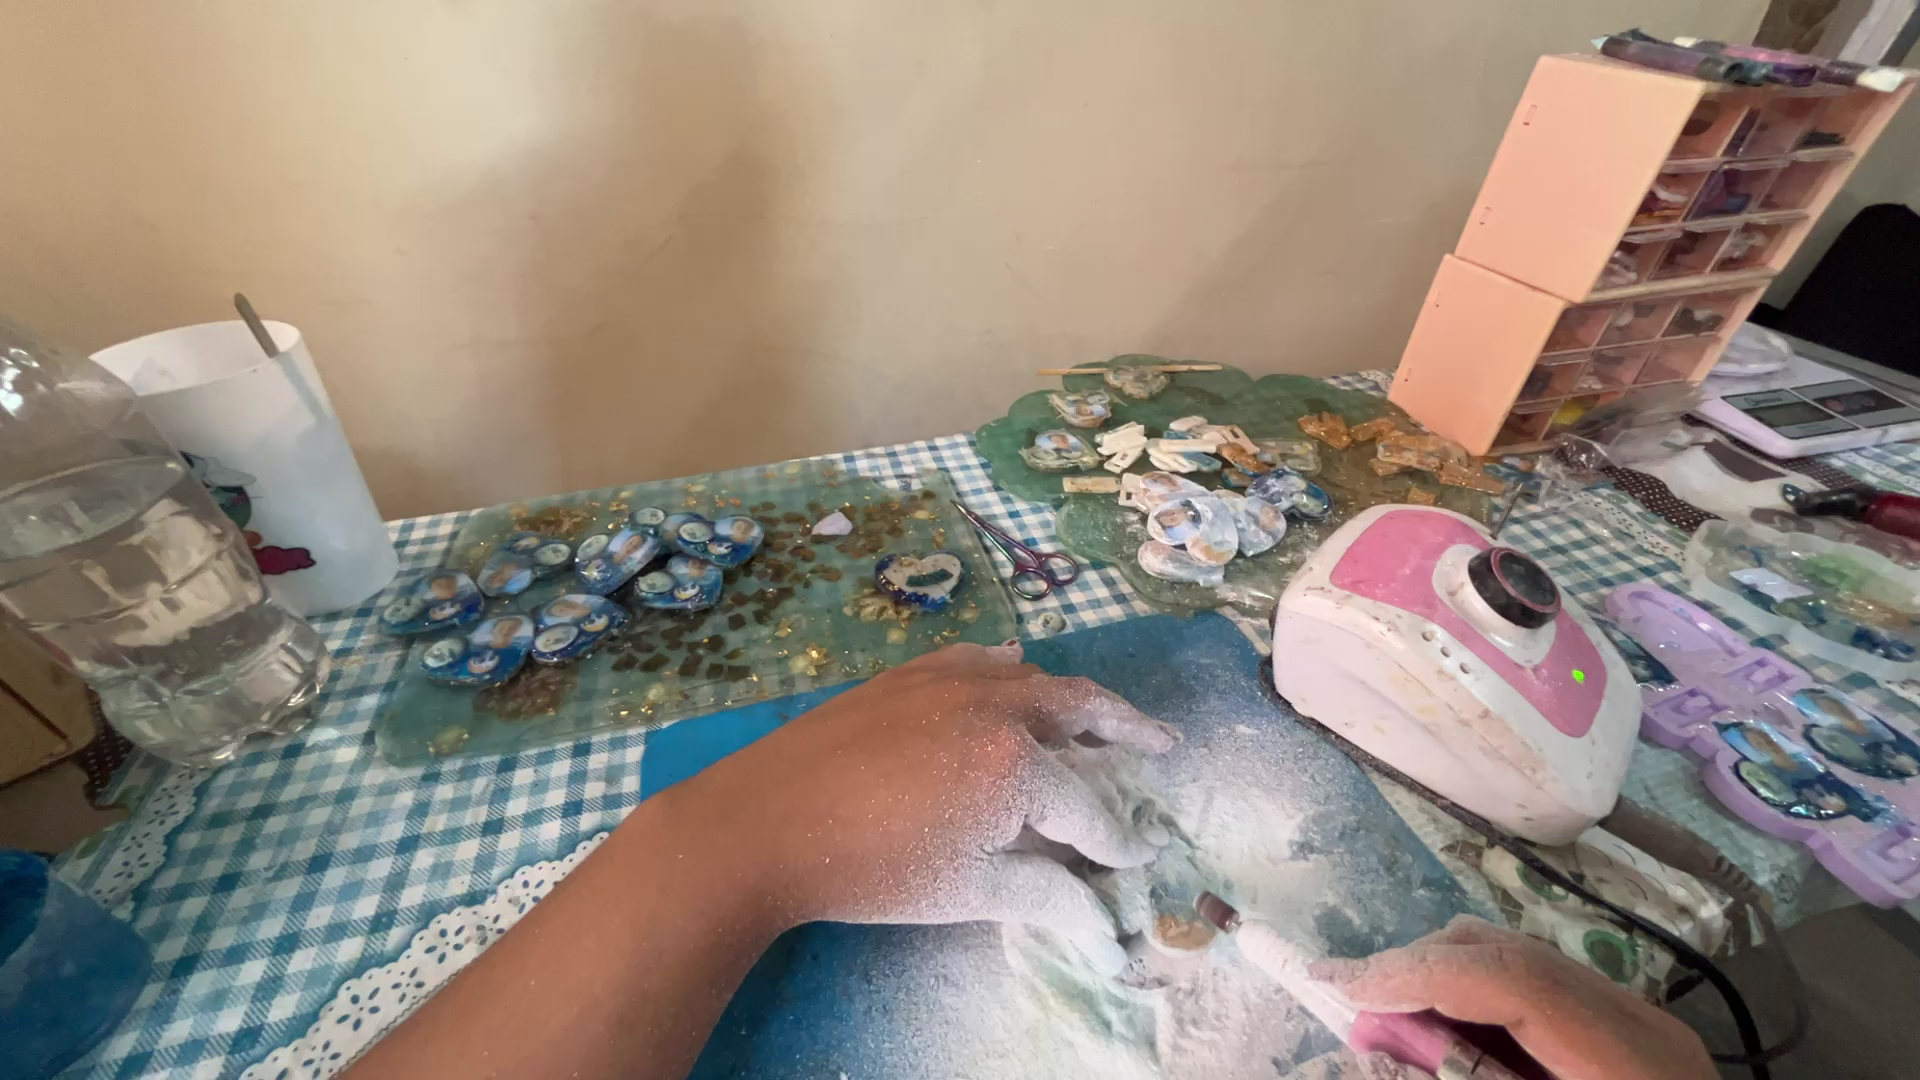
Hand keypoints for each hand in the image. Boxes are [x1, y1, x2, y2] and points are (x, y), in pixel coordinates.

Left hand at [668, 641, 1178, 972]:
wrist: (769, 817)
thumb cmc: (873, 868)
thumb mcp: (967, 891)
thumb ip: (1046, 897)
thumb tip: (1107, 927)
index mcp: (1018, 764)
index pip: (1090, 808)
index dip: (1116, 840)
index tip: (1134, 858)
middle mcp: (999, 704)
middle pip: (1084, 710)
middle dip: (1130, 730)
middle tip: (1163, 743)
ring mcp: (956, 677)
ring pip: (1038, 678)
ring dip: (1077, 699)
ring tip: (1103, 715)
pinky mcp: (917, 670)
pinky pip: (983, 658)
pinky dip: (1014, 670)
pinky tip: (1017, 673)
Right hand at [1310, 916, 1714, 1079]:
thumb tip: (1370, 1050)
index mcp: (1632, 1061)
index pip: (1510, 977)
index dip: (1414, 973)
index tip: (1339, 986)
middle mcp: (1636, 1023)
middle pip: (1497, 951)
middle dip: (1414, 971)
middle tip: (1358, 1007)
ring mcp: (1632, 1022)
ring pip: (1504, 958)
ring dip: (1437, 981)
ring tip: (1397, 1024)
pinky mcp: (1620, 1033)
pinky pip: (1522, 986)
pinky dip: (1471, 1000)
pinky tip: (1450, 1039)